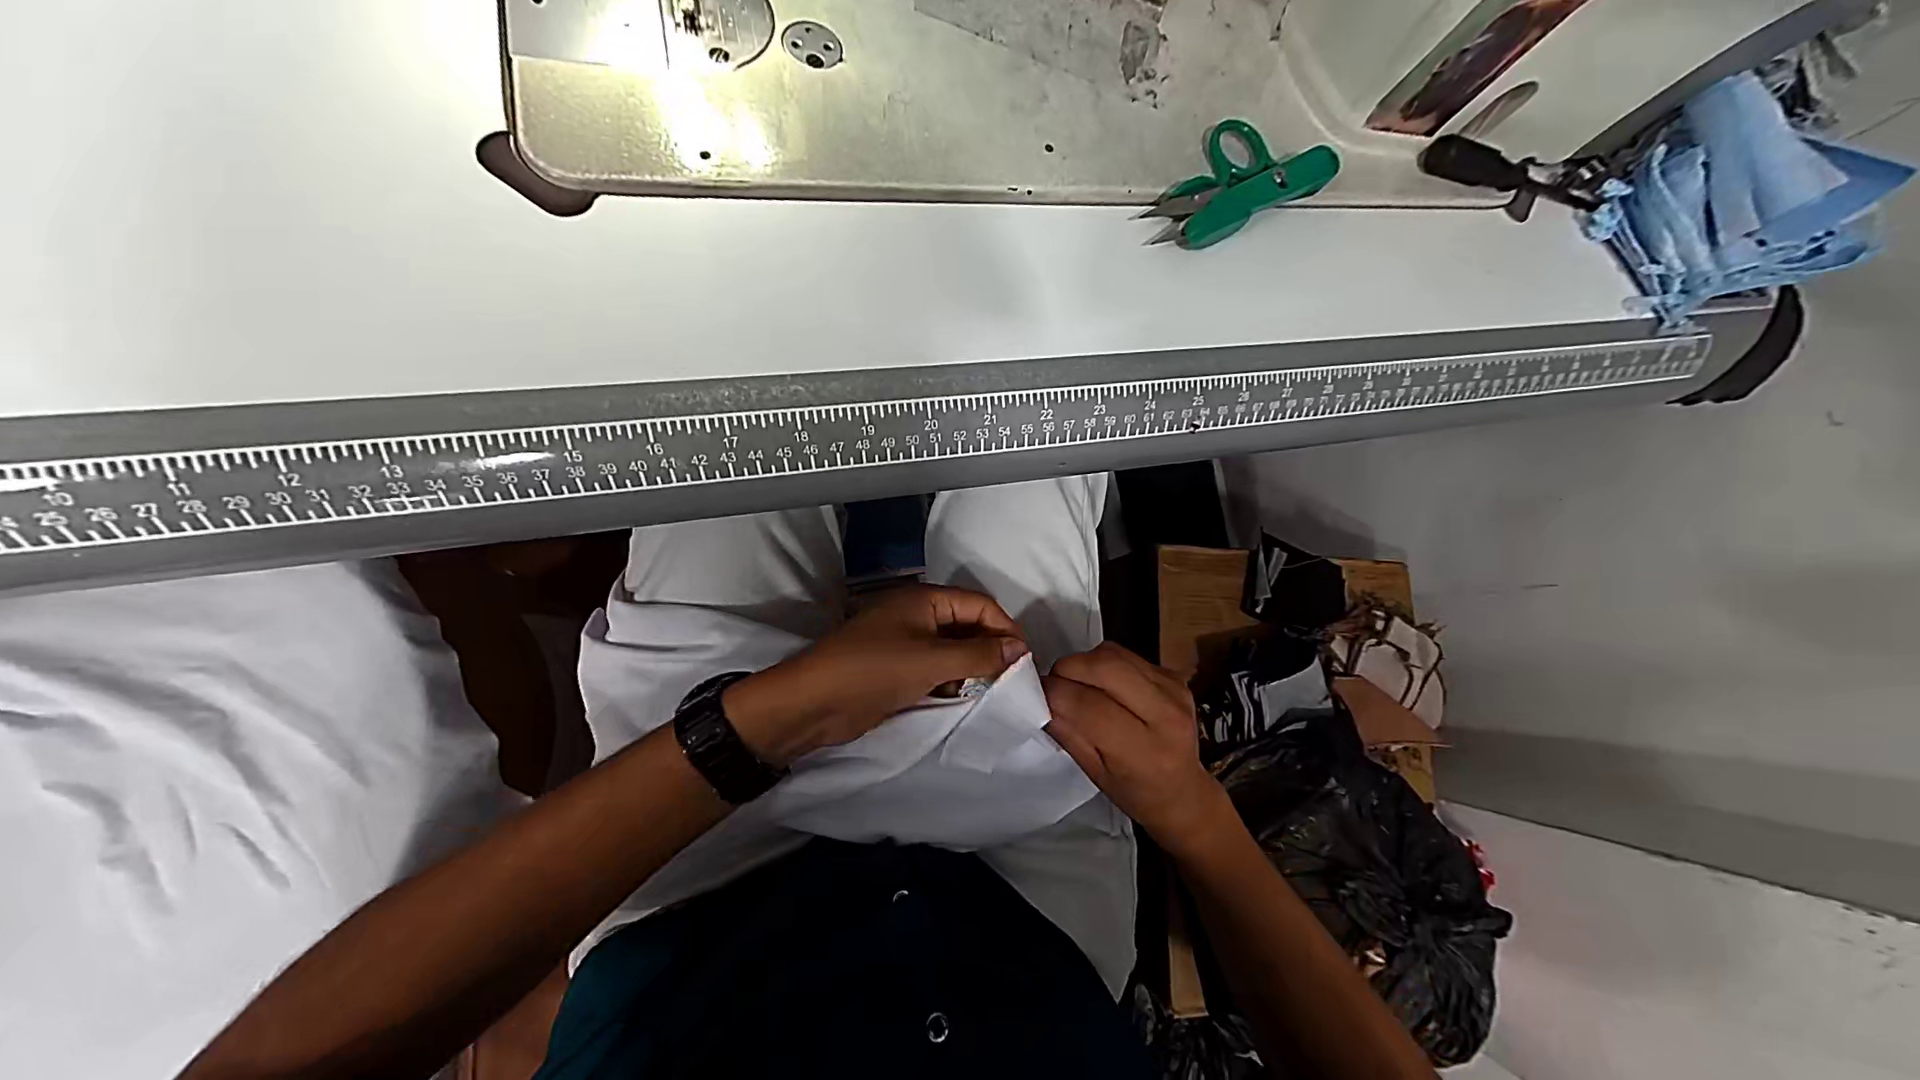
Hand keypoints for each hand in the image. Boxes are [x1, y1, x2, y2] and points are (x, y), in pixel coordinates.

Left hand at [723, 584, 1028, 765]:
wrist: (814, 703)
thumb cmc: (873, 671)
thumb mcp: (931, 661)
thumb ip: (979, 655)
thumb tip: (1019, 649)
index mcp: (924, 599)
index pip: (980, 605)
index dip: (1005, 628)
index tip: (1025, 660)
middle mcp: (918, 615)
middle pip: (968, 625)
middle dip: (991, 649)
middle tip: (1012, 679)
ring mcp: (906, 641)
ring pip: (953, 649)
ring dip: (973, 667)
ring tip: (991, 691)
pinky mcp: (898, 668)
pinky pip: (936, 668)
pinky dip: (952, 680)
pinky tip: (962, 697)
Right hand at [1042, 642, 1231, 852]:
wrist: (1184, 791)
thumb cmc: (1136, 792)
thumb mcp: (1095, 773)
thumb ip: (1068, 733)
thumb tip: (1040, 700)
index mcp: (1144, 750)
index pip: (1088, 705)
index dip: (1054, 694)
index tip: (1035, 695)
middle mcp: (1165, 713)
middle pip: (1104, 666)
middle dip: (1068, 669)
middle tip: (1055, 686)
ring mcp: (1173, 689)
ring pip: (1113, 653)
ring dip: (1084, 664)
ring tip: (1077, 685)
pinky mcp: (1173, 676)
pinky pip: (1126, 655)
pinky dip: (1103, 664)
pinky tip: (1103, 685)